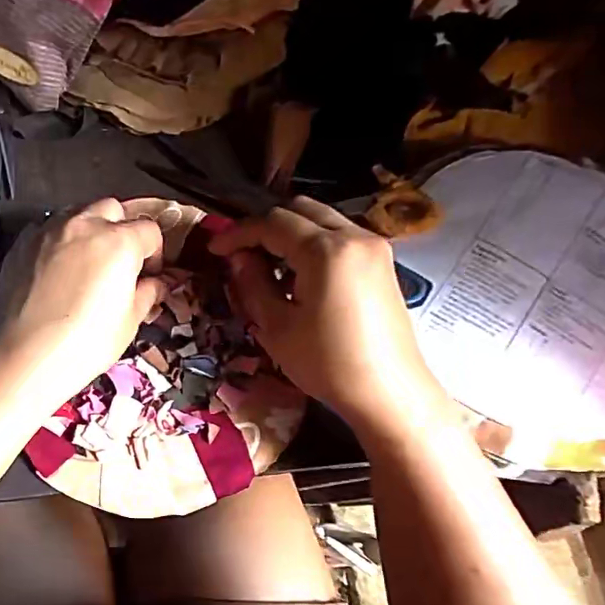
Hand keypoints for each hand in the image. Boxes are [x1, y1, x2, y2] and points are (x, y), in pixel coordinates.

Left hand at [0, 199, 166, 410]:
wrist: (25, 356)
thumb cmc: (85, 343)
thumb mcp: (129, 322)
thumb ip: (146, 294)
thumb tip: (155, 285)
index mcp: (120, 242)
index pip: (149, 230)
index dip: (154, 253)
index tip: (149, 274)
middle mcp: (85, 225)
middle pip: (112, 209)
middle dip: (121, 229)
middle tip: (120, 262)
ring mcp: (49, 230)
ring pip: (77, 213)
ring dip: (89, 229)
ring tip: (88, 262)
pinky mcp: (22, 243)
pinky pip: (48, 229)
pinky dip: (59, 241)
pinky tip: (57, 269)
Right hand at [208, 197, 444, 437]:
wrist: (388, 393)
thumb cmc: (327, 363)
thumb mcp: (278, 327)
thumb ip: (253, 283)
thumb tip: (239, 258)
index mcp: (326, 250)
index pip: (273, 224)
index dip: (238, 233)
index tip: (215, 249)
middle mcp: (355, 236)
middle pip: (301, 210)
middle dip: (266, 227)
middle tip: (242, 254)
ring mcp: (374, 248)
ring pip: (323, 221)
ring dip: (292, 235)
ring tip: (269, 269)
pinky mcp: (383, 265)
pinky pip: (341, 239)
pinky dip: (315, 246)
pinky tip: (300, 279)